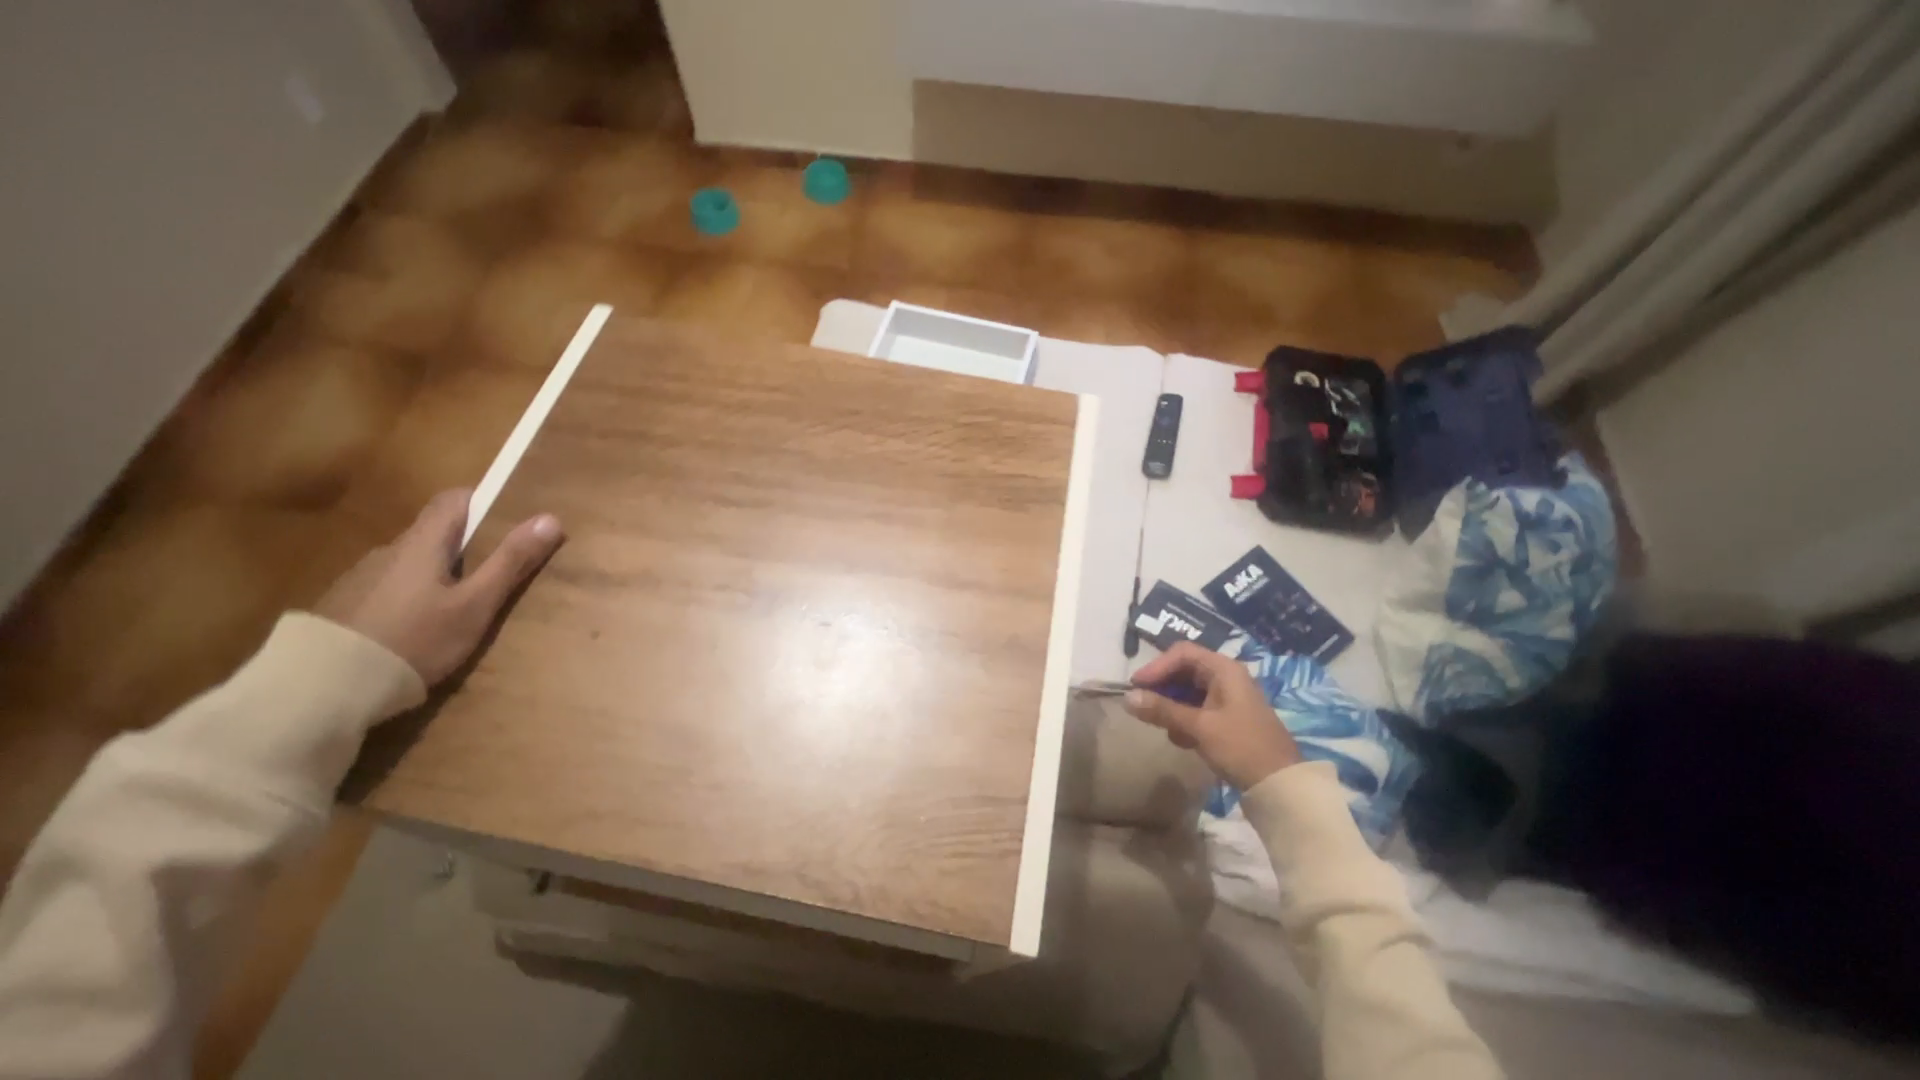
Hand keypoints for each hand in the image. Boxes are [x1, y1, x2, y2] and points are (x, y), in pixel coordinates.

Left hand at [313, 489, 563, 684]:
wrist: (327, 683)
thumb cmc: (416, 639)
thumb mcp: (474, 605)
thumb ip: (510, 563)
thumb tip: (550, 518)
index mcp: (423, 543)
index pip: (453, 499)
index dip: (481, 503)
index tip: (503, 525)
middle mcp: (388, 550)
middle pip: (431, 534)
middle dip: (461, 549)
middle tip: (484, 582)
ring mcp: (360, 577)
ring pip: (407, 564)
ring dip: (431, 577)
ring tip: (446, 615)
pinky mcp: (341, 606)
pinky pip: (383, 590)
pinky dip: (403, 600)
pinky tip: (409, 633)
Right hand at [1124, 642, 1302, 789]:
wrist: (1279, 784)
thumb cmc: (1241, 747)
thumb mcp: (1199, 727)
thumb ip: (1163, 710)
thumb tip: (1127, 697)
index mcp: (1224, 670)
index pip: (1182, 653)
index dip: (1156, 667)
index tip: (1136, 687)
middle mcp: (1226, 677)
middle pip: (1184, 671)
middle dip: (1162, 688)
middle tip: (1142, 706)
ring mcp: (1228, 698)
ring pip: (1189, 692)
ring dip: (1172, 707)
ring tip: (1162, 726)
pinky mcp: (1227, 719)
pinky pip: (1197, 710)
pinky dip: (1184, 720)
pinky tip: (1181, 740)